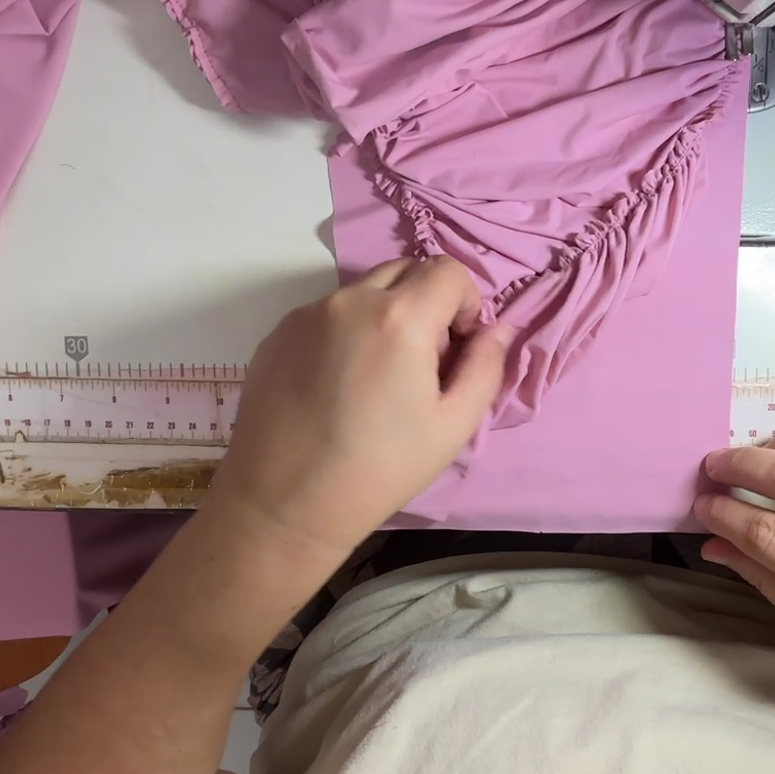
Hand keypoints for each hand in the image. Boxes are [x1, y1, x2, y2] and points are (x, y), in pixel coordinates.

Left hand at [207, 257, 511, 559]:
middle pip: (406, 270)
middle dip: (428, 302)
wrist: (284, 503)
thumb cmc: (380, 469)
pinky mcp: (276, 333)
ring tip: (377, 378)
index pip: (448, 271)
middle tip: (424, 361)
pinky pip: (327, 314)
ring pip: (364, 291)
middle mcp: (349, 300)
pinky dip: (347, 332)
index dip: (466, 303)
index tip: (457, 347)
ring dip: (386, 315)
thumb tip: (497, 329)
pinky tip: (338, 386)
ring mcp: (306, 314)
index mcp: (399, 318)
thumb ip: (485, 367)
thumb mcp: (453, 426)